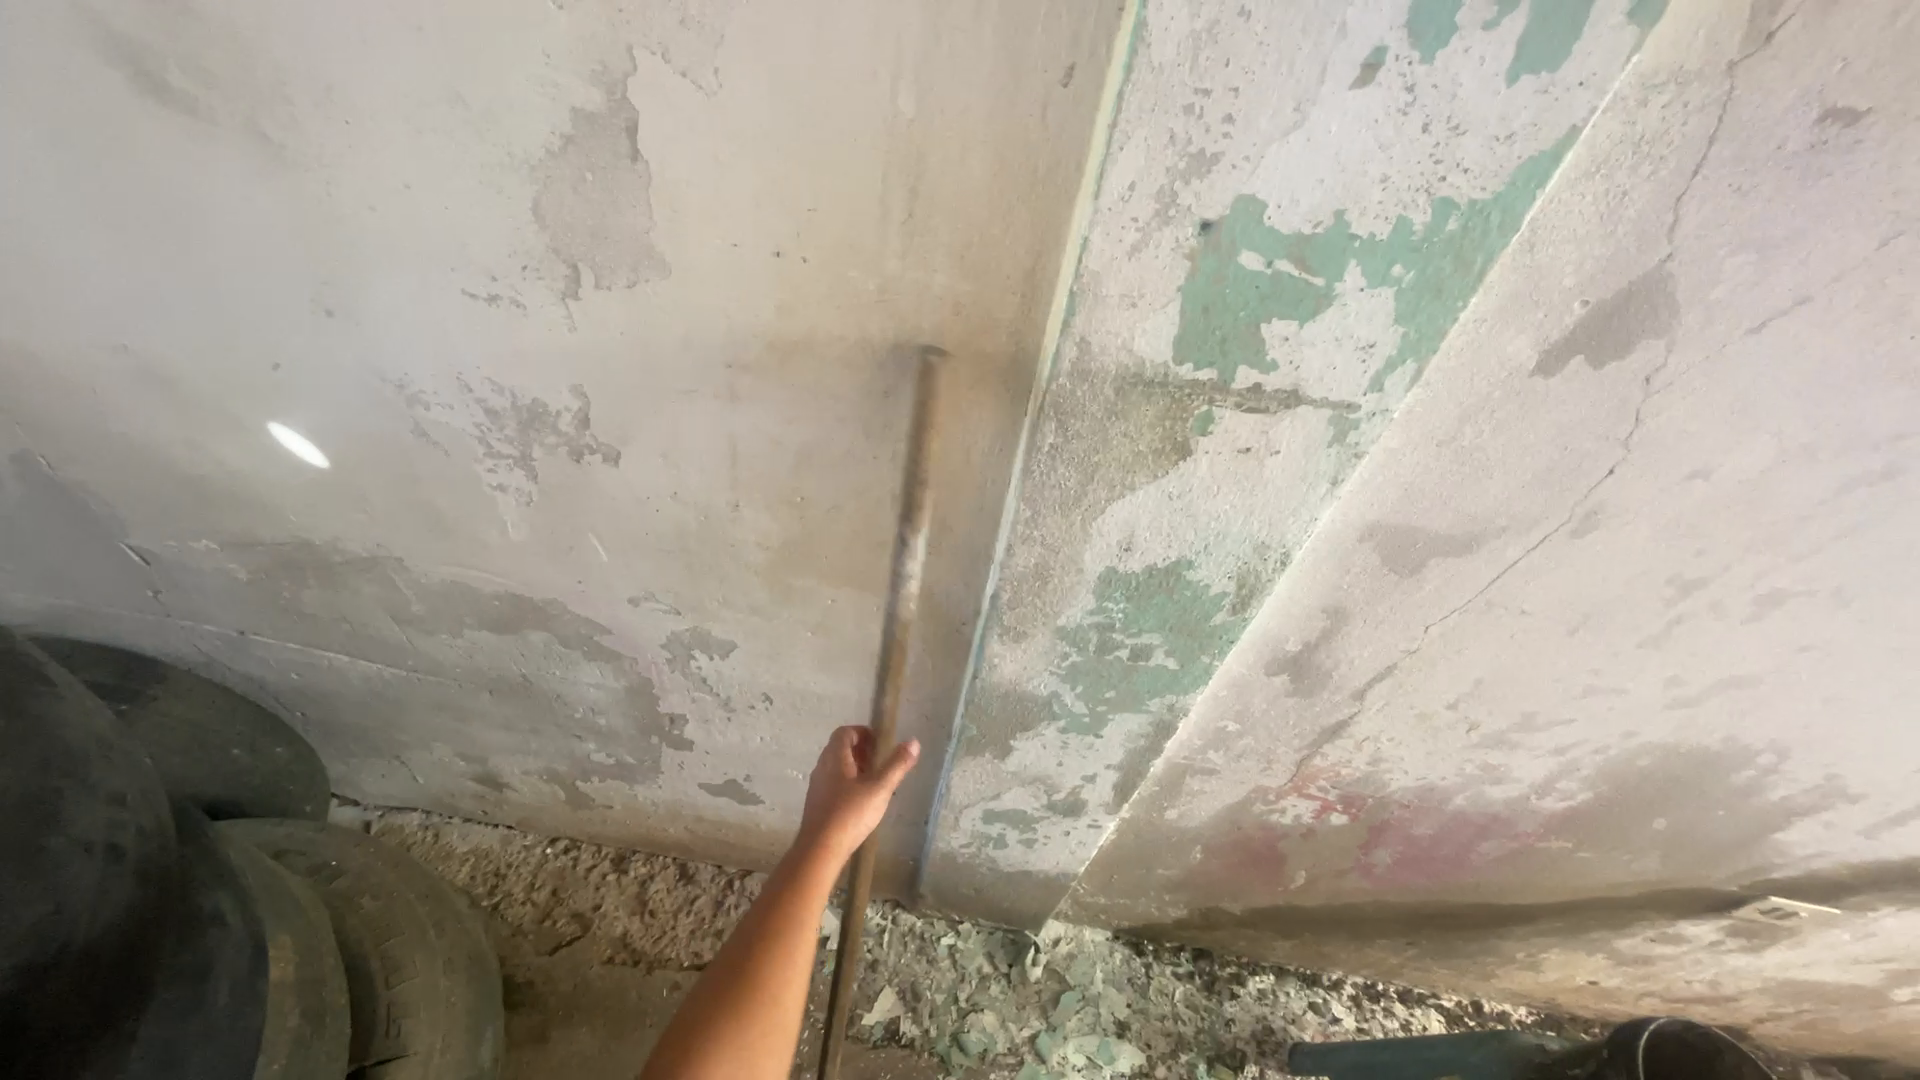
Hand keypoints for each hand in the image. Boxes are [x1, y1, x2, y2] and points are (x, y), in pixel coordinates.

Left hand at [795, 726, 919, 863]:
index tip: (879, 743)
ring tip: (873, 781)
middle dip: (860, 750)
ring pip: (835, 767)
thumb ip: (897, 765)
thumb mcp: (879, 788)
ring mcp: (817, 786)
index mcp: (835, 758)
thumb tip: (913, 742)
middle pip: (839, 748)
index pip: (844, 732)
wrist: (820, 850)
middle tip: (879, 761)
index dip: (862, 732)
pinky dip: (847, 783)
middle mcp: (822, 767)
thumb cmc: (850, 814)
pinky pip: (832, 783)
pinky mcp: (816, 804)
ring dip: (854, 767)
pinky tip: (860, 801)